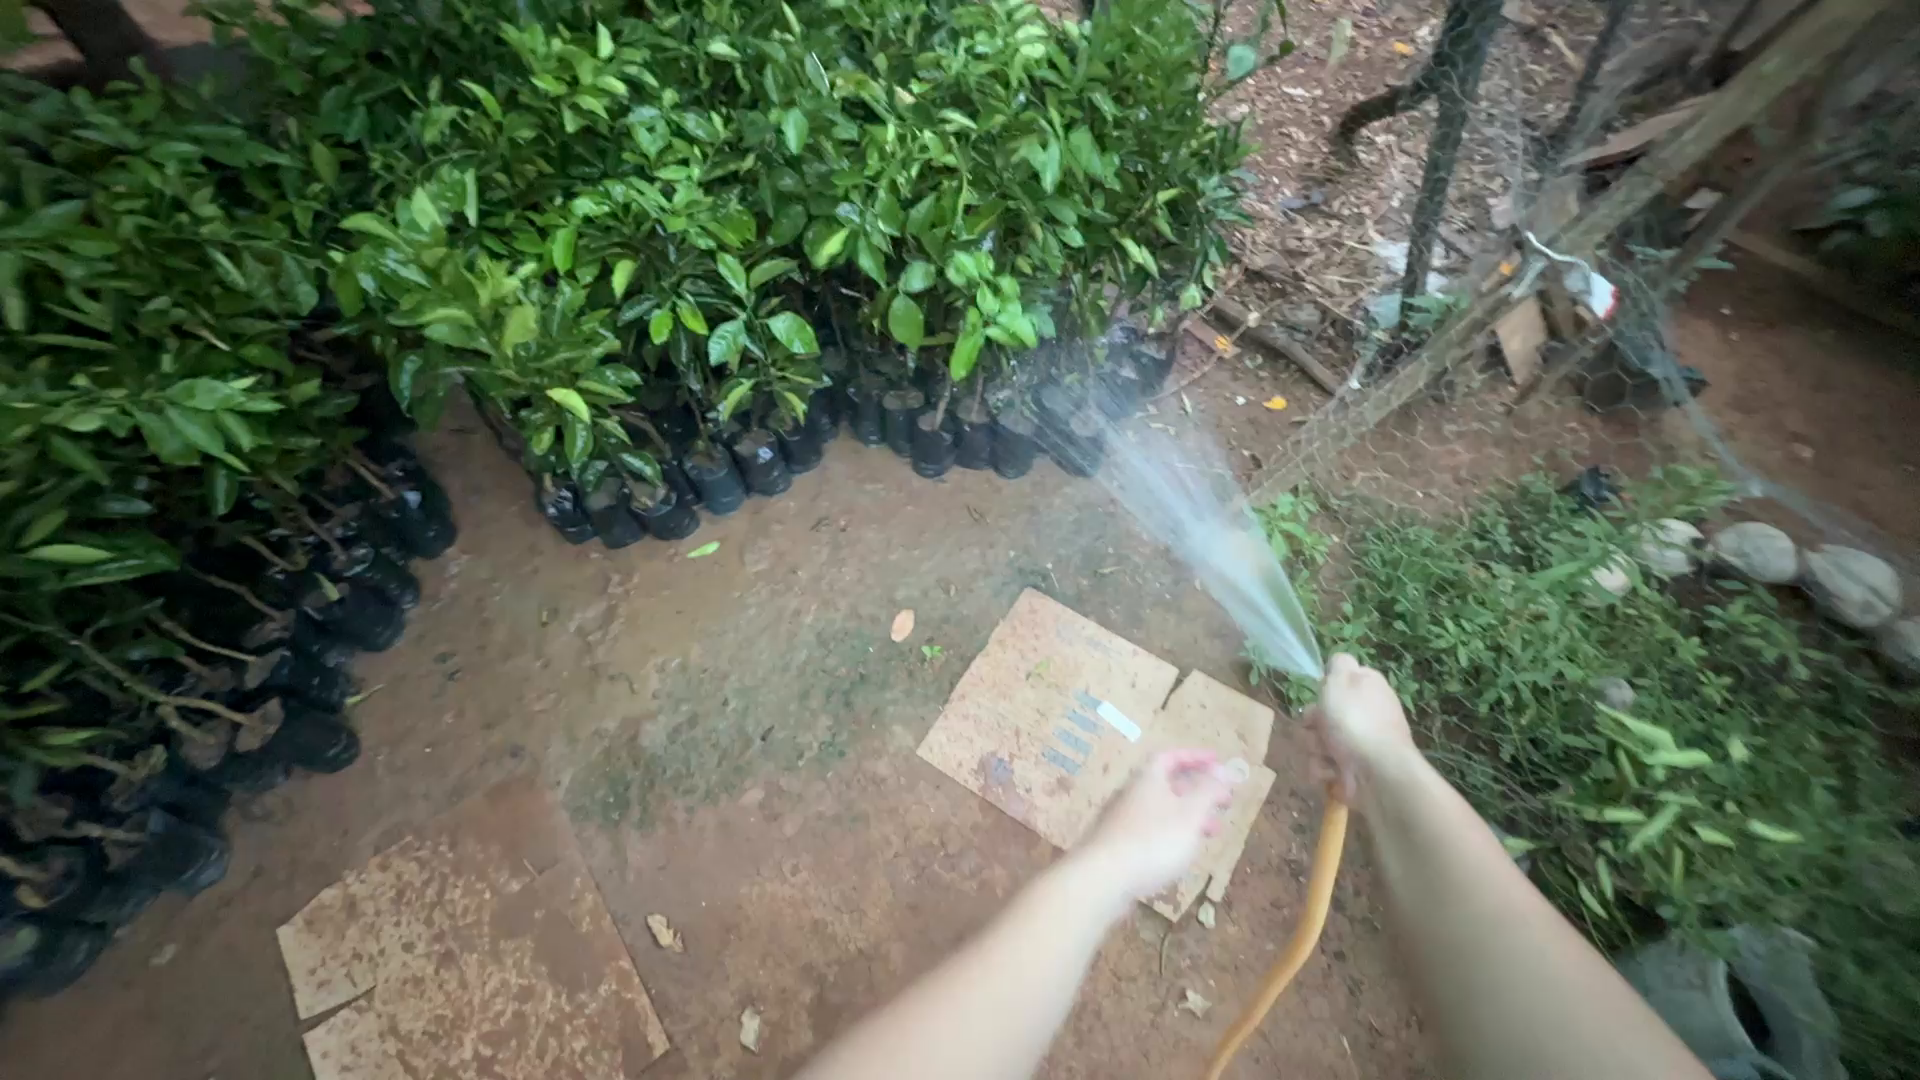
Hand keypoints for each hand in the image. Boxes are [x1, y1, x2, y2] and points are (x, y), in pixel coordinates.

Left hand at [1076, 749, 1238, 904]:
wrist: (1104, 877)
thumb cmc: (1153, 841)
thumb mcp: (1190, 814)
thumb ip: (1208, 791)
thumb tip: (1224, 769)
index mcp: (1147, 779)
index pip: (1170, 757)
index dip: (1195, 757)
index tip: (1218, 762)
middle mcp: (1133, 793)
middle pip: (1168, 783)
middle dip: (1199, 790)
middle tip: (1225, 801)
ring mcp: (1124, 819)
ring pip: (1163, 809)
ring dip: (1190, 815)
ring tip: (1214, 831)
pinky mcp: (1120, 844)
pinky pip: (1153, 829)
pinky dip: (1174, 833)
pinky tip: (1184, 852)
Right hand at [1309, 652, 1418, 803]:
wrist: (1378, 772)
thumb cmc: (1356, 721)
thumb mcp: (1342, 680)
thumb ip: (1338, 664)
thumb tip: (1339, 662)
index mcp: (1367, 689)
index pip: (1339, 681)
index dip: (1325, 689)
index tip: (1322, 696)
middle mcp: (1365, 714)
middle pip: (1322, 713)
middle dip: (1312, 722)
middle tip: (1317, 727)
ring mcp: (1359, 744)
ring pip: (1317, 739)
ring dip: (1314, 747)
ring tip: (1325, 754)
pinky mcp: (1352, 770)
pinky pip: (1323, 764)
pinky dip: (1323, 768)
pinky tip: (1330, 771)